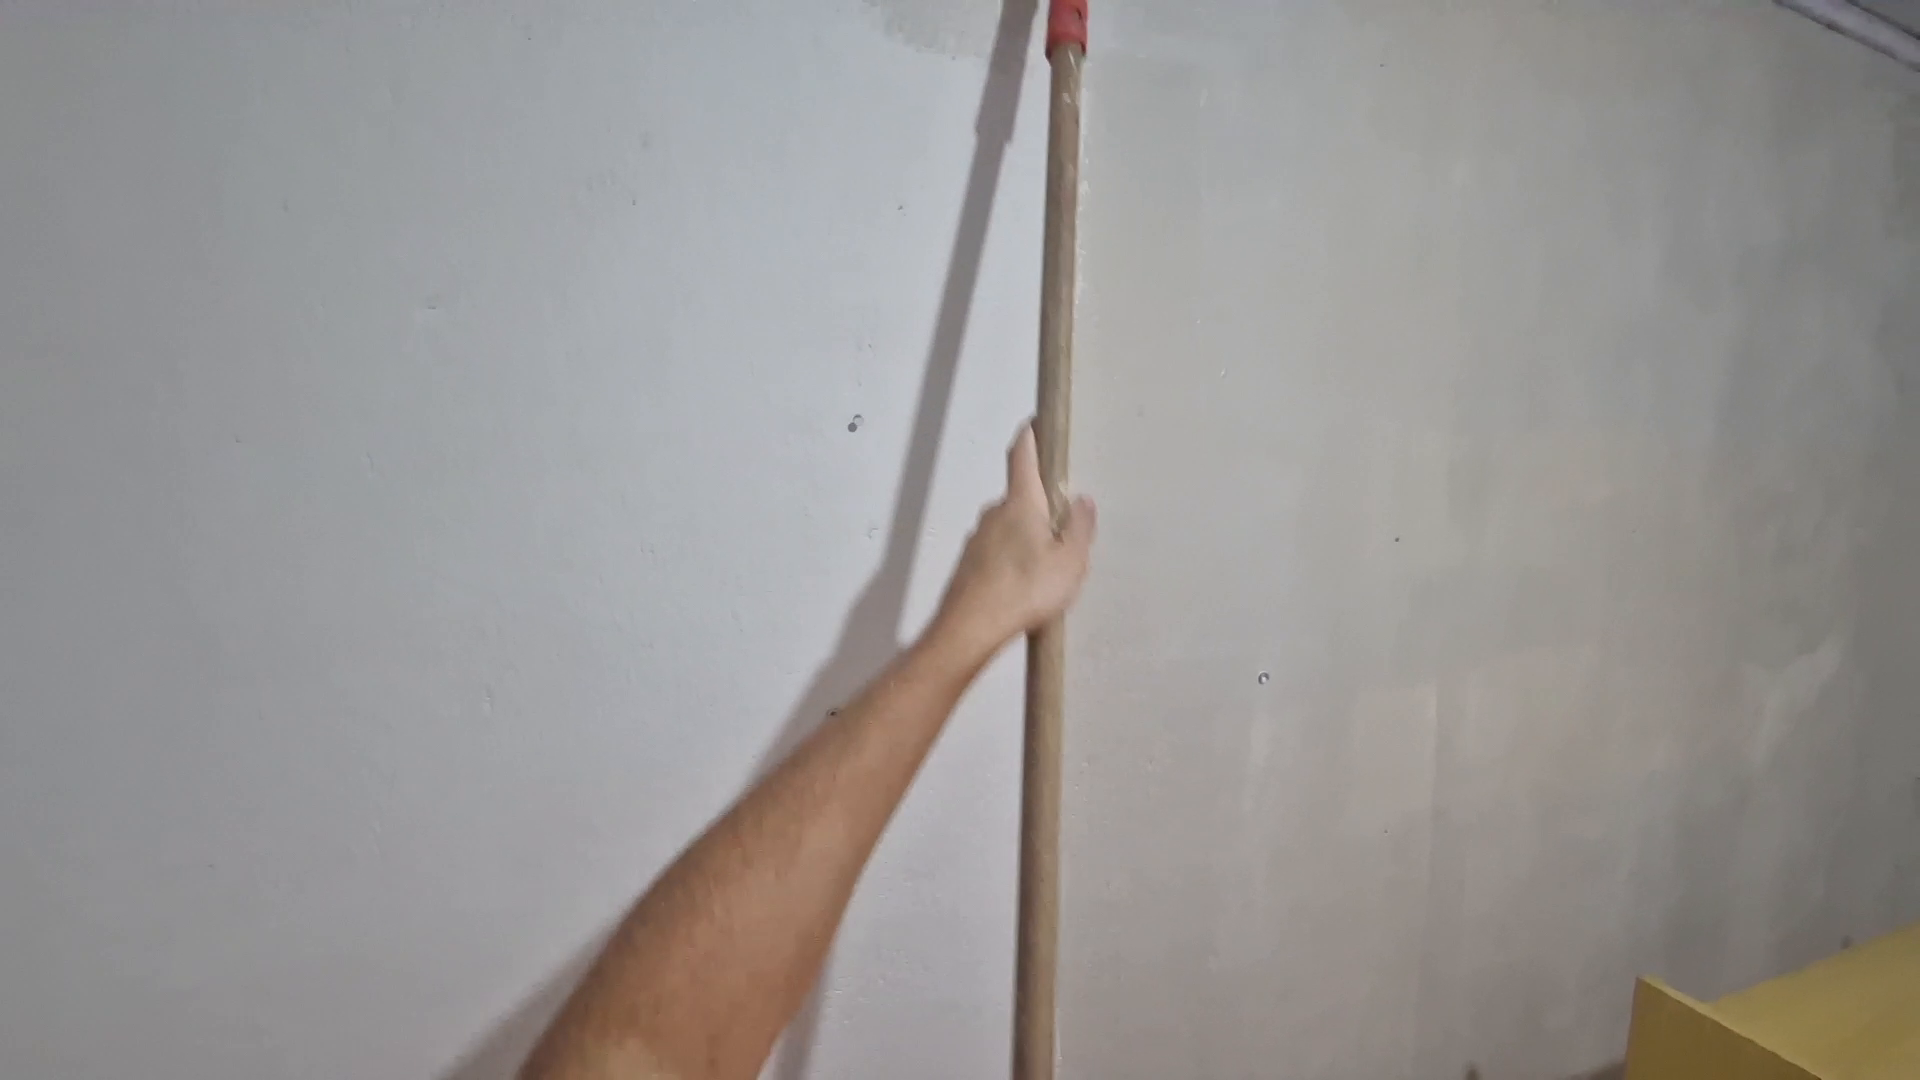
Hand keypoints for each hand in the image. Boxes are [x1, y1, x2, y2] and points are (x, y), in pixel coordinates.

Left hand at [927, 423, 1096, 660]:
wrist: (970, 628)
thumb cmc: (1026, 590)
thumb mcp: (1069, 561)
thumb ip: (1079, 528)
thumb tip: (1082, 499)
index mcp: (1020, 504)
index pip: (1022, 457)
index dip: (1029, 437)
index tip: (1034, 423)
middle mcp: (992, 514)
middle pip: (1017, 497)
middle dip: (1038, 504)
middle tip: (1062, 524)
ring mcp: (976, 540)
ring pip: (1006, 528)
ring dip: (1024, 537)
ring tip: (1046, 565)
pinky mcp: (967, 566)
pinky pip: (995, 553)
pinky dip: (1010, 560)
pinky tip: (1023, 587)